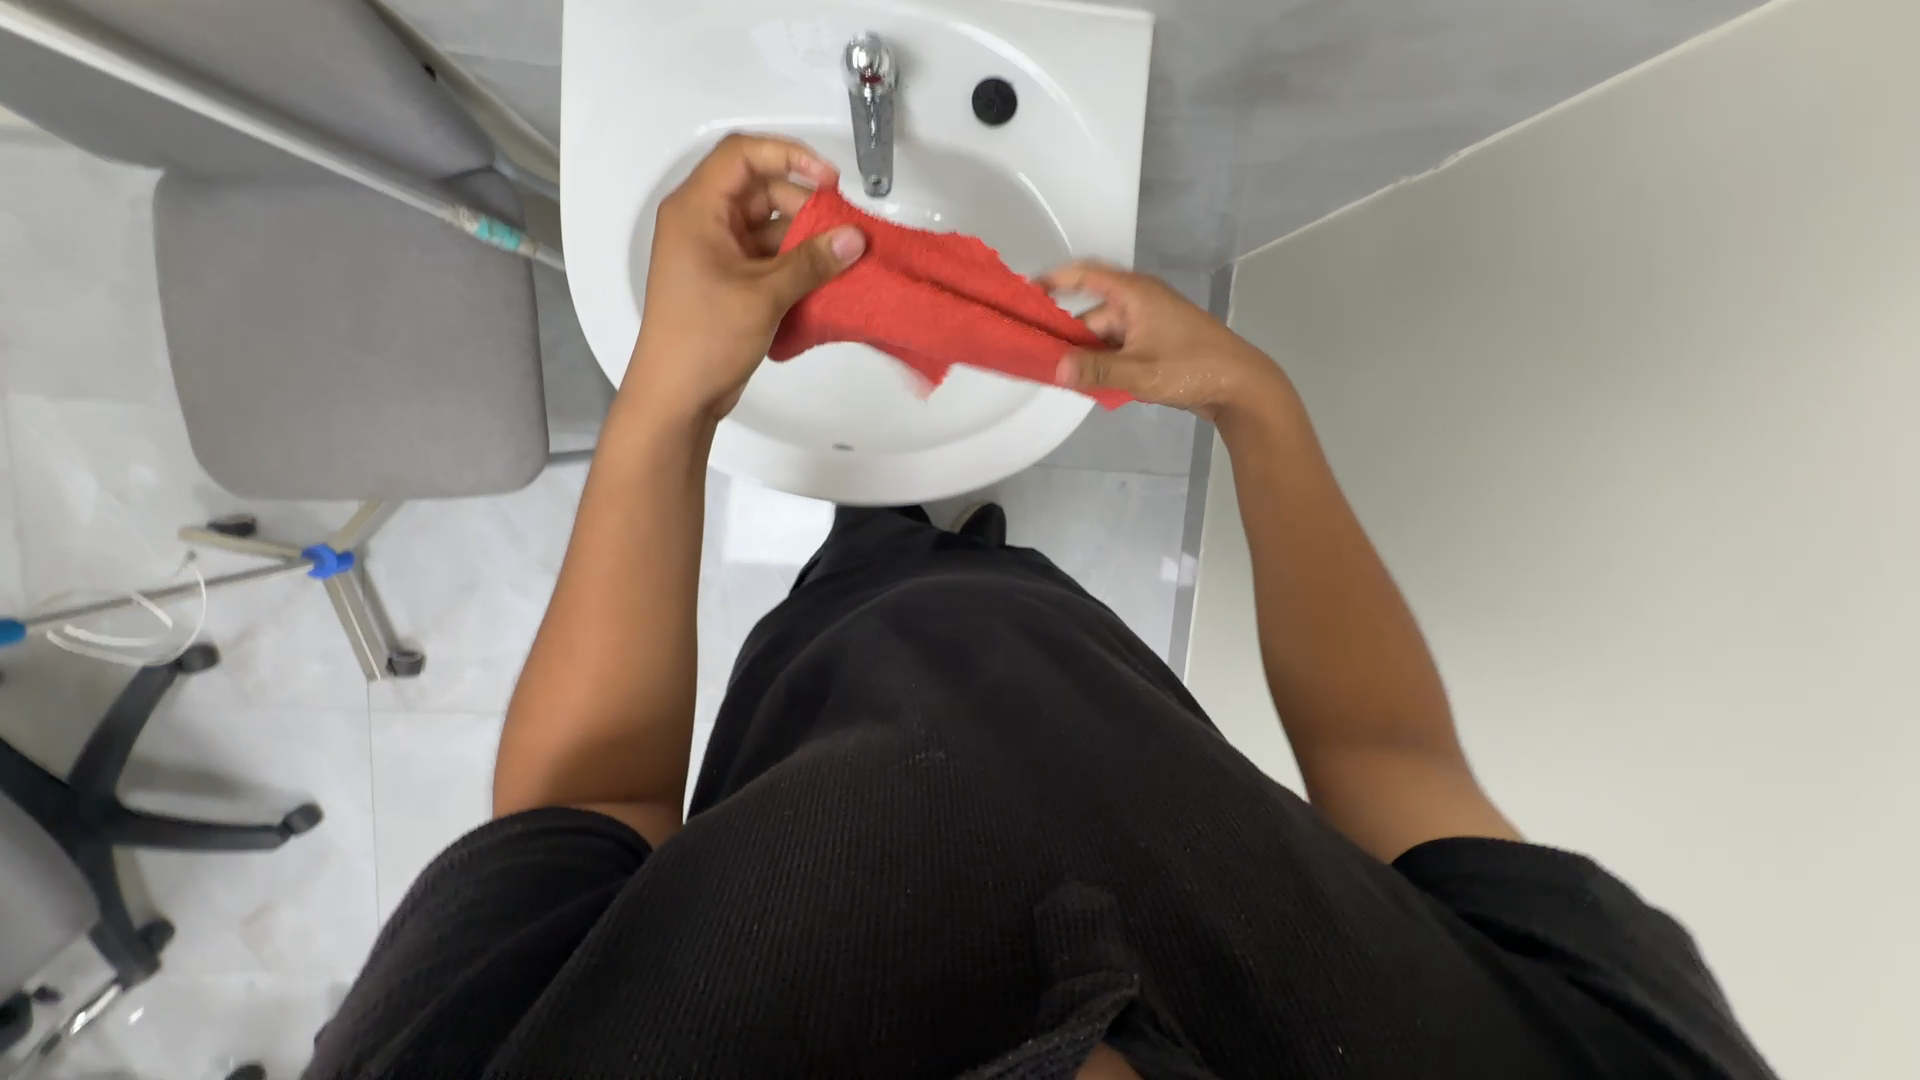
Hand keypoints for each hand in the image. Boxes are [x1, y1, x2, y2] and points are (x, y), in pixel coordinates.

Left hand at [624, 133, 867, 420]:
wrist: (678, 394)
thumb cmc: (703, 339)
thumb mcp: (764, 295)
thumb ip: (812, 262)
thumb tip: (853, 239)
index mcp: (697, 210)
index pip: (743, 156)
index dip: (789, 156)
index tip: (828, 180)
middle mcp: (703, 223)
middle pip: (761, 191)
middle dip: (804, 206)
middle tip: (842, 229)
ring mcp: (716, 254)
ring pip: (768, 228)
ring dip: (804, 241)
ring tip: (840, 259)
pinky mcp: (729, 282)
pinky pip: (768, 258)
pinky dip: (795, 265)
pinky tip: (824, 280)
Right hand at [1038, 262, 1292, 422]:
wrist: (1240, 385)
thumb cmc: (1191, 368)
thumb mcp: (1138, 372)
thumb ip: (1095, 370)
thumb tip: (1055, 368)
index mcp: (1134, 294)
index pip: (1086, 274)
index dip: (1055, 279)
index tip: (1027, 291)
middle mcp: (1139, 302)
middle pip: (1091, 316)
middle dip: (1069, 340)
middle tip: (1042, 363)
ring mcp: (1148, 324)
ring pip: (1104, 338)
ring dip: (1088, 358)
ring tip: (1066, 380)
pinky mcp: (1155, 344)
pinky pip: (1119, 350)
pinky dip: (1105, 364)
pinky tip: (1093, 386)